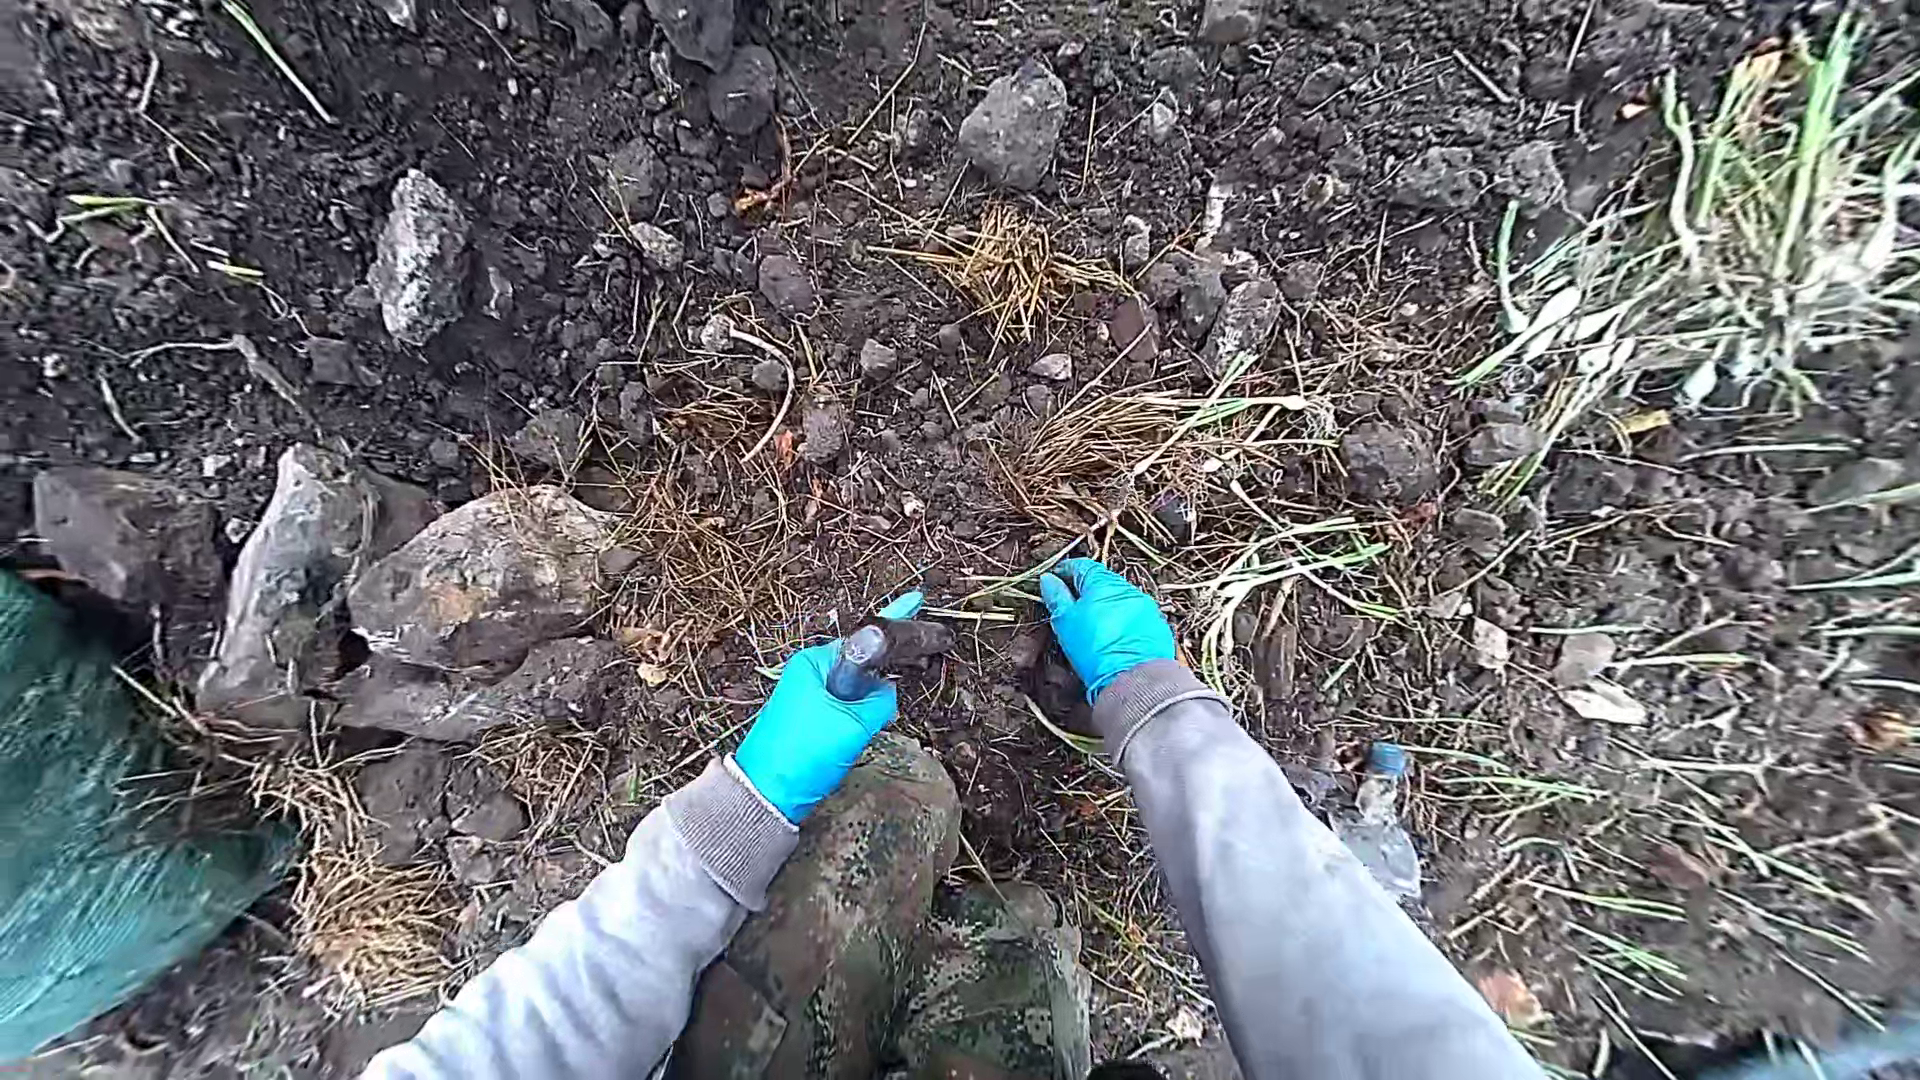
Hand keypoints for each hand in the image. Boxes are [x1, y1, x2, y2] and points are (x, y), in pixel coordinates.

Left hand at [733, 592, 922, 821]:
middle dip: (888, 659)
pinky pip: (844, 699)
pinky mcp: (810, 715)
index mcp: (815, 662)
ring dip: (875, 687)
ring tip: (903, 686)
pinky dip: (864, 702)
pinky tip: (881, 709)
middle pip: (860, 657)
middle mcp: (810, 671)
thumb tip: (887, 690)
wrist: (766, 795)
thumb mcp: (854, 724)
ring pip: (854, 682)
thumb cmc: (806, 751)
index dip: (893, 620)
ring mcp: (808, 693)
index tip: (917, 601)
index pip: (862, 636)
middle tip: (923, 651)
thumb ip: (880, 700)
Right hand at [1038, 557, 1175, 702]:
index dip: (1065, 570)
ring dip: (1105, 605)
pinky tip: (1112, 637)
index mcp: (1103, 583)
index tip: (1055, 579)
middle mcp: (1128, 589)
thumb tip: (1049, 579)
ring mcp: (1146, 607)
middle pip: (1102, 581)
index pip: (1082, 566)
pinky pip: (1134, 616)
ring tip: (1092, 624)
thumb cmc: (1096, 650)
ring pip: (1119, 598)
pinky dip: (1122, 621)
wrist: (1134, 680)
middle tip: (1070, 604)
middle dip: (1085, 589)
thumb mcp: (1065, 622)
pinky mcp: (1157, 625)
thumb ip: (1056, 596)